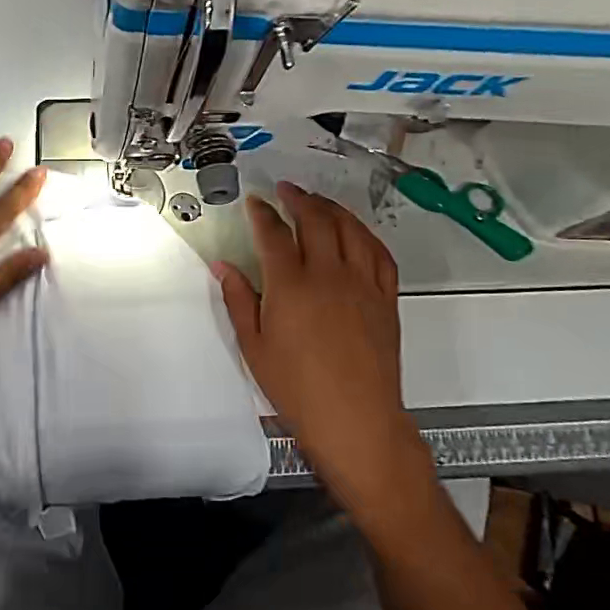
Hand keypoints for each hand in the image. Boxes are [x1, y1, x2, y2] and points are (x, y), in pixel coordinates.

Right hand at [213, 182, 425, 502]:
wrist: (355, 419)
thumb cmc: (297, 388)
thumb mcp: (254, 346)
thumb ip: (238, 300)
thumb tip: (223, 267)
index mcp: (291, 285)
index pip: (274, 233)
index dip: (262, 213)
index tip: (255, 203)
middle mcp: (329, 275)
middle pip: (316, 220)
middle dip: (298, 198)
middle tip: (286, 190)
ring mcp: (363, 284)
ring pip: (351, 229)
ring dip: (332, 208)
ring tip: (318, 201)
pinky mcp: (386, 299)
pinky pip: (380, 254)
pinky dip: (366, 235)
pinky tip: (357, 232)